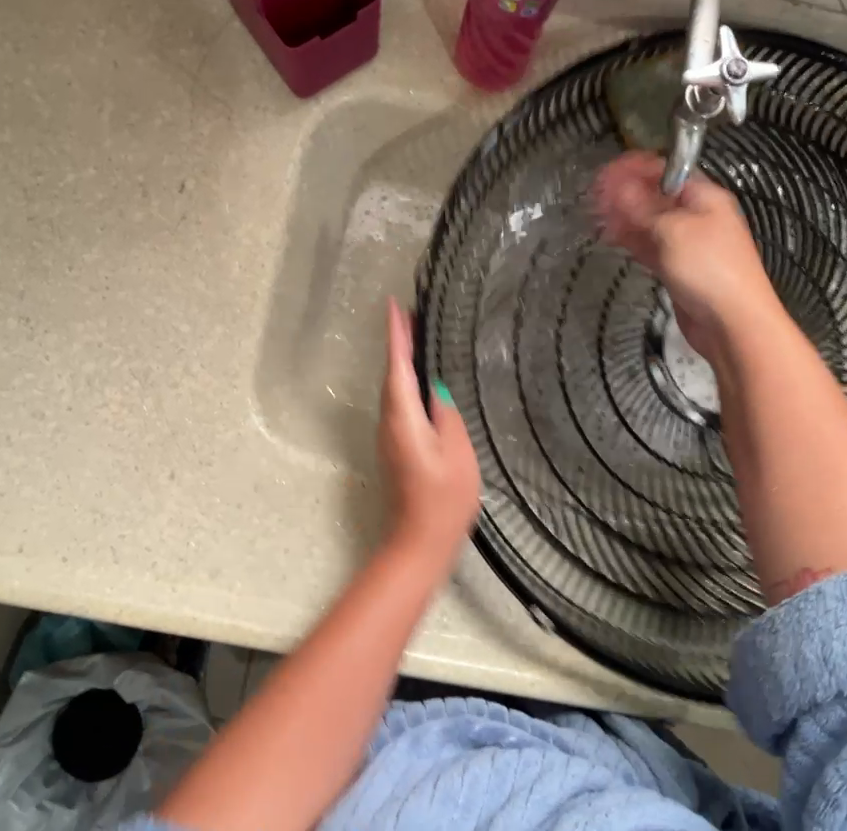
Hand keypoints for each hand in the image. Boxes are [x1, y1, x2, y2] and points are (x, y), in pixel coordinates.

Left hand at [378, 297, 480, 560]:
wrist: (420, 542)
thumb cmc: (443, 499)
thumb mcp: (456, 452)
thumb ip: (446, 413)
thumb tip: (435, 386)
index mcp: (403, 417)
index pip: (398, 366)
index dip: (396, 335)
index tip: (394, 305)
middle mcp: (390, 422)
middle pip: (393, 374)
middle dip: (399, 343)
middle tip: (412, 313)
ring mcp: (390, 437)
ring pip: (395, 389)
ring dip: (402, 362)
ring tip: (418, 337)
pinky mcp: (397, 449)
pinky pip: (400, 405)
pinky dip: (407, 383)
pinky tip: (421, 380)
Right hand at [589, 151, 776, 364]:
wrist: (733, 323)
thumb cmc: (710, 269)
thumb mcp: (673, 230)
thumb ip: (642, 208)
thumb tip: (619, 187)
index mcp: (704, 197)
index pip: (665, 171)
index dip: (634, 170)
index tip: (605, 175)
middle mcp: (696, 216)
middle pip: (655, 196)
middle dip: (625, 194)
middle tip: (594, 198)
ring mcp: (686, 243)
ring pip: (649, 223)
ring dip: (624, 218)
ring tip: (595, 217)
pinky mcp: (677, 268)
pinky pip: (650, 247)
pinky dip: (631, 241)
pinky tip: (610, 237)